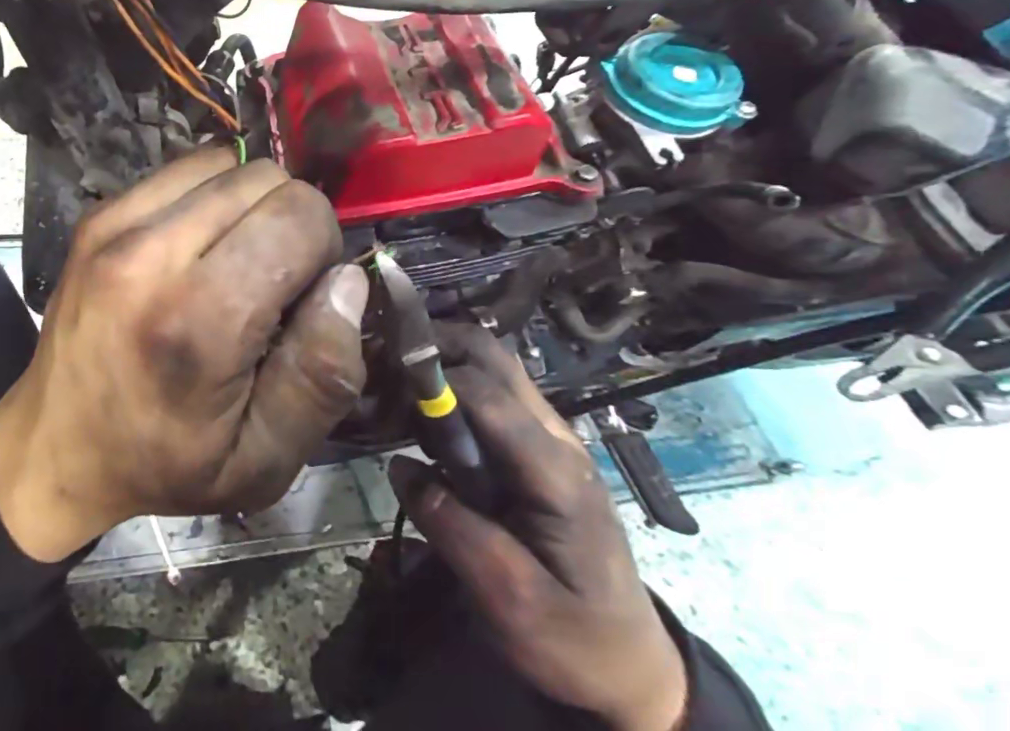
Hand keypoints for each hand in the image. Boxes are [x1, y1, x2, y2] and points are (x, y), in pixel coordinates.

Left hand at [0, 148, 369, 561]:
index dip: (323, 252)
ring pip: (227, 164)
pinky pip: (184, 170)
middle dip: (290, 224)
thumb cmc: (165, 463)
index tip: (302, 299)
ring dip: (249, 206)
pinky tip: (196, 249)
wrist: (56, 449)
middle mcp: (149, 254)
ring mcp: (114, 225)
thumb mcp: (264, 459)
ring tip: (232, 264)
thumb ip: (322, 375)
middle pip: (267, 180)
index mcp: (197, 319)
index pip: (299, 216)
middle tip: (270, 285)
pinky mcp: (97, 215)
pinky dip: (209, 197)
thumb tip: (346, 280)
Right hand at [388, 326, 687, 730]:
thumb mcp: (508, 600)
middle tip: (381, 368)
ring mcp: (551, 441)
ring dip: (442, 364)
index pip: (485, 392)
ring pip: (493, 370)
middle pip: (493, 358)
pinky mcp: (539, 452)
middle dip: (435, 346)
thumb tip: (400, 467)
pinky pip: (493, 399)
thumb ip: (452, 528)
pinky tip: (419, 418)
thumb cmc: (573, 640)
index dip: (430, 377)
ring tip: (391, 390)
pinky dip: (452, 390)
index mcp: (554, 471)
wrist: (631, 664)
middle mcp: (557, 438)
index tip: (378, 382)